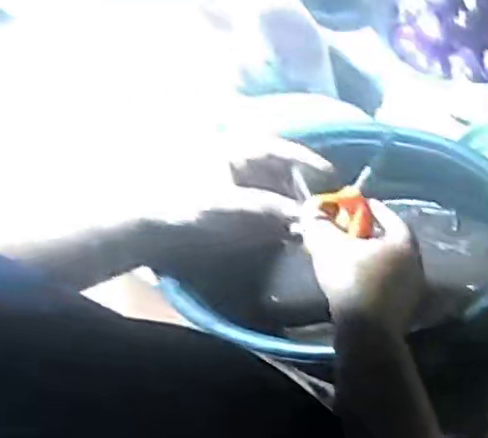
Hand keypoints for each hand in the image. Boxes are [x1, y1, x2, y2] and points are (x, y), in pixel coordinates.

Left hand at [148, 137, 335, 251]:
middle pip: (287, 174)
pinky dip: (296, 225)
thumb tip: (307, 216)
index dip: (306, 160)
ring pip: (286, 195)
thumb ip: (267, 207)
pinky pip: (281, 215)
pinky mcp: (248, 213)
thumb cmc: (183, 206)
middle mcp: (243, 168)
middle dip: (312, 190)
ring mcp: (246, 190)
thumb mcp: (227, 204)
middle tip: (333, 209)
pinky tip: (305, 237)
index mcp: (233, 153)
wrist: (154, 229)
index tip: (333, 175)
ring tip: (322, 227)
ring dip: (306, 211)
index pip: (276, 149)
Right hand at [298, 198, 426, 336]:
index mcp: (405, 244)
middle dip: (371, 232)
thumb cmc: (350, 280)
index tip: (354, 203)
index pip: (390, 217)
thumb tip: (315, 208)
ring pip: (393, 263)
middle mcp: (418, 265)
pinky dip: (377, 273)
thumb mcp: (326, 242)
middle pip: (393, 241)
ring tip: (350, 251)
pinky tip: (358, 275)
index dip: (370, 207)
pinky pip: (392, 281)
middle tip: (350, 228)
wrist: (367, 329)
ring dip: (373, 254)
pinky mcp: (409, 306)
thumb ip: (319, 219)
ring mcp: (417, 288)